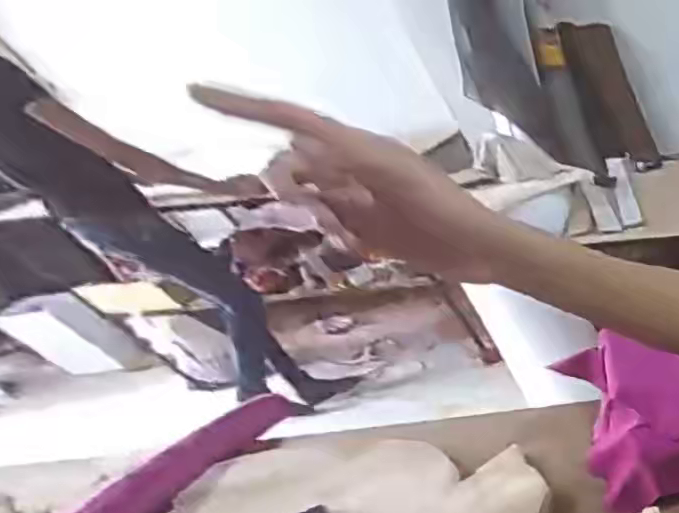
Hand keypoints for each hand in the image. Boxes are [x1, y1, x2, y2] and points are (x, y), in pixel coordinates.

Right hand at [190, 85, 504, 279]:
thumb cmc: (444, 207)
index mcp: (360, 149)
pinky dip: (335, 237)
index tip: (196, 95)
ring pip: (313, 201)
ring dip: (314, 214)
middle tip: (313, 210)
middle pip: (296, 165)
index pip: (294, 120)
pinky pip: (337, 230)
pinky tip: (353, 247)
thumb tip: (296, 140)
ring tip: (345, 234)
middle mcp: (356, 172)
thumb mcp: (393, 174)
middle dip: (290, 183)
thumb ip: (346, 156)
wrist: (482, 250)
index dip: (246, 108)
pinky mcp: (376, 236)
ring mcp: (365, 205)